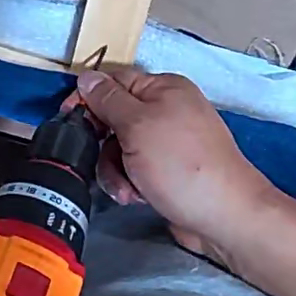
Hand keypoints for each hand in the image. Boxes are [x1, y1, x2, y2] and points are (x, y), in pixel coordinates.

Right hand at [73, 66, 282, 261]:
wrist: (226, 218)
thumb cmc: (180, 164)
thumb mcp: (137, 125)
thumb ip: (108, 99)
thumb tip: (86, 77)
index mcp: (163, 88)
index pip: (114, 82)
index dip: (88, 98)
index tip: (69, 118)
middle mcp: (167, 109)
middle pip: (114, 116)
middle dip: (103, 142)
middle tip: (99, 159)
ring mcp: (169, 141)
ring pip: (120, 146)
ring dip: (115, 168)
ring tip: (126, 188)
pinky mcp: (168, 170)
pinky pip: (135, 167)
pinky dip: (130, 181)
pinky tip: (136, 196)